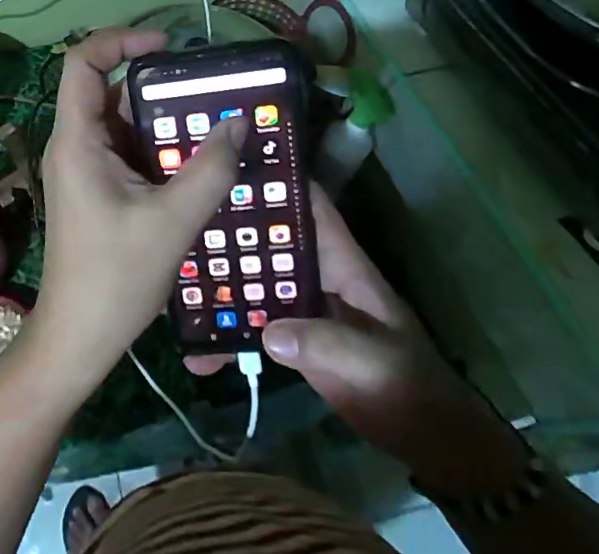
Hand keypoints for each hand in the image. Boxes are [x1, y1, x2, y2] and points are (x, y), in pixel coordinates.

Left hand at [30, 28, 247, 381]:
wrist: (78, 335)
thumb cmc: (116, 278)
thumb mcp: (172, 221)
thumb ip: (210, 169)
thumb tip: (239, 123)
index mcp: (77, 141)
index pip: (82, 62)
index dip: (119, 40)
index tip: (166, 44)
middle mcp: (73, 144)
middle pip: (108, 91)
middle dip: (157, 87)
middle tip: (208, 92)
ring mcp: (82, 167)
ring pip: (120, 123)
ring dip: (162, 121)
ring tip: (212, 124)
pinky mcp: (94, 187)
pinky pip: (125, 150)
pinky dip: (157, 148)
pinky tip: (196, 161)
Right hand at [188, 186, 524, 489]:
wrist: (424, 440)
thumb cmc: (408, 387)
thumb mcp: (375, 364)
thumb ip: (328, 345)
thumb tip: (268, 333)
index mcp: (341, 263)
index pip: (310, 207)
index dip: (278, 179)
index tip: (231, 158)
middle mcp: (314, 274)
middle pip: (267, 239)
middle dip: (228, 227)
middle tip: (178, 215)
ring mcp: (299, 305)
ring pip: (251, 279)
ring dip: (218, 282)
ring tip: (174, 282)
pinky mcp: (289, 334)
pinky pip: (249, 321)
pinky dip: (224, 333)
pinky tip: (195, 352)